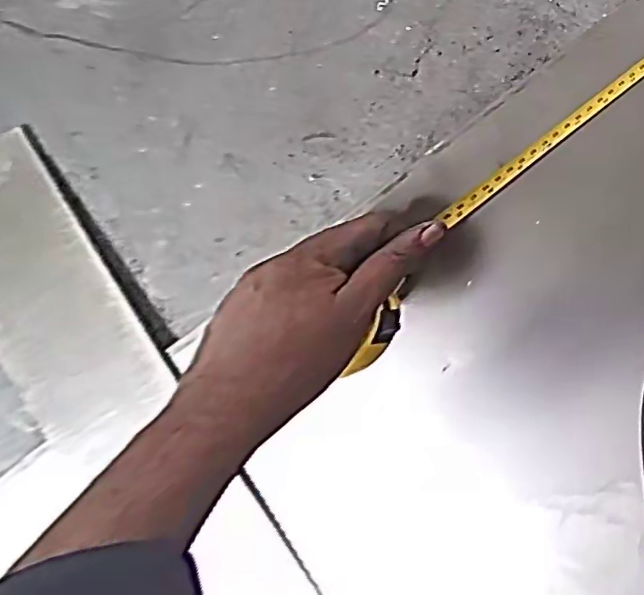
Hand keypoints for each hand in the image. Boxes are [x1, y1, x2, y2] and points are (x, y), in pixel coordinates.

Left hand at [178, 212, 445, 437]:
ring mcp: (254, 290)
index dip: (402, 237)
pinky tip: (311, 339)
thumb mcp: (358, 310)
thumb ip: (394, 264)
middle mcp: (276, 265)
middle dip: (369, 271)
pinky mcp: (240, 314)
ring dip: (340, 290)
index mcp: (307, 256)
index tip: (420, 248)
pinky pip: (290, 296)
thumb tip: (423, 233)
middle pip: (344, 249)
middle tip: (379, 302)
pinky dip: (311, 308)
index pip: (371, 225)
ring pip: (317, 275)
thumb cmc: (284, 370)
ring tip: (344, 328)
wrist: (221, 418)